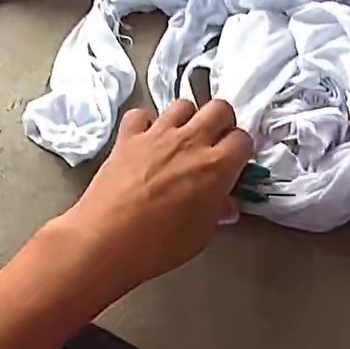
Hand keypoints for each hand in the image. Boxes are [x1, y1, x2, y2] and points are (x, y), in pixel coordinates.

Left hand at [37, 98, 254, 295]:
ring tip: (182, 138)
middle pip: (219, 108)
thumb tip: (225, 206)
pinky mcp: (128, 138)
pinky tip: (146, 139)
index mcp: (217, 165)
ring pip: (183, 104)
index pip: (243, 139)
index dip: (242, 150)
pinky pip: (140, 115)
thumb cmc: (159, 244)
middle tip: (215, 141)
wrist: (106, 241)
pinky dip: (145, 123)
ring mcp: (158, 135)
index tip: (236, 161)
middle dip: (222, 122)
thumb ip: (217, 211)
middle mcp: (191, 142)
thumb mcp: (202, 233)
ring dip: (188, 118)